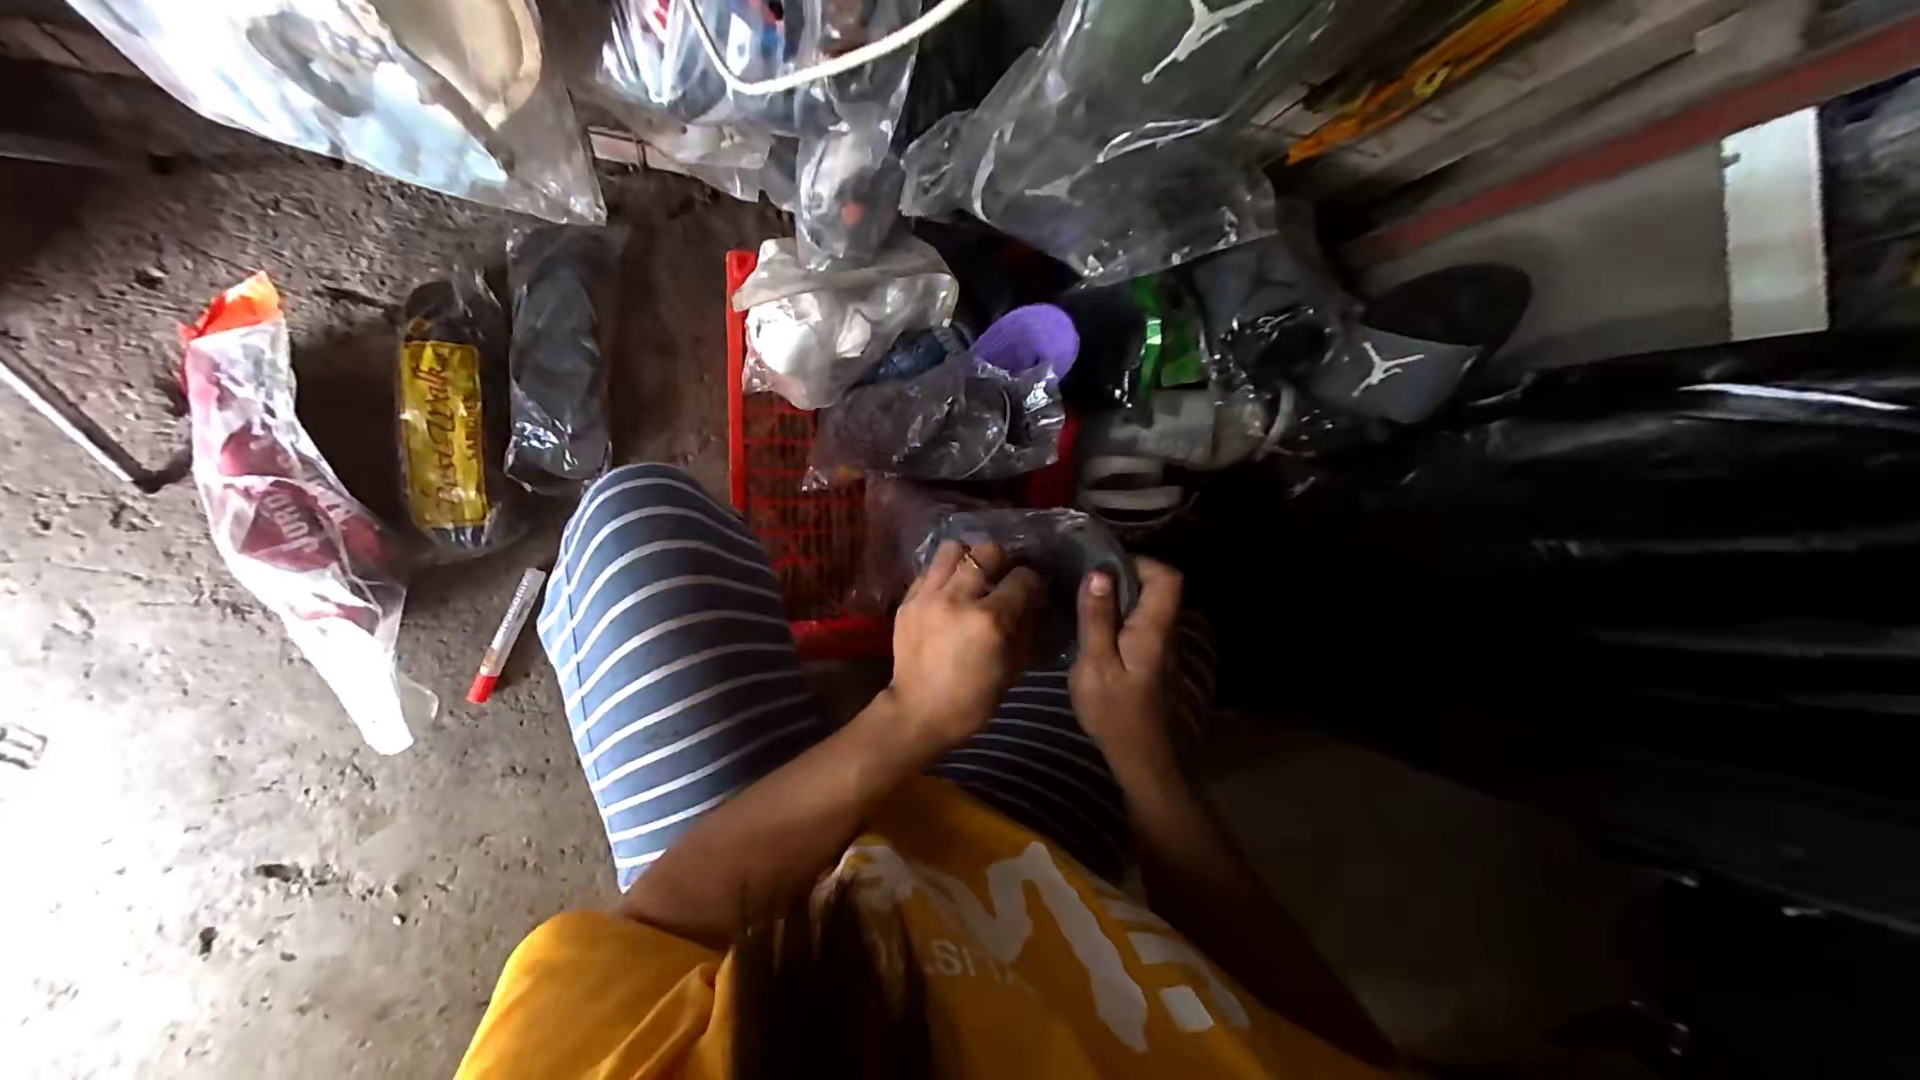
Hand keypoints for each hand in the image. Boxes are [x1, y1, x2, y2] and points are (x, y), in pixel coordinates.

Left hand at [884, 541, 1042, 756]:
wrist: (919, 712)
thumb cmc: (973, 699)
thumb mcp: (1013, 667)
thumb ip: (1027, 628)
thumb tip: (1036, 602)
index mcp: (990, 619)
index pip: (1023, 577)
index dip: (1032, 582)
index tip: (1031, 590)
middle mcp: (958, 598)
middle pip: (988, 552)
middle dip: (1002, 562)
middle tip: (1001, 578)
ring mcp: (928, 596)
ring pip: (953, 549)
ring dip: (968, 559)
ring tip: (971, 578)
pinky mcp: (908, 601)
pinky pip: (930, 570)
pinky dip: (943, 576)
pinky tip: (948, 594)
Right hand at [1071, 557, 1182, 769]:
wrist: (1142, 760)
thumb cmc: (1115, 713)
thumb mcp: (1096, 664)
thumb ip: (1098, 618)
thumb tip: (1099, 573)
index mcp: (1154, 629)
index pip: (1168, 578)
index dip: (1141, 562)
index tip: (1106, 566)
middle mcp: (1166, 634)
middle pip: (1159, 590)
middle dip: (1125, 578)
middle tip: (1087, 583)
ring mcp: (1162, 650)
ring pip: (1149, 609)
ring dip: (1121, 600)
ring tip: (1085, 603)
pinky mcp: (1154, 664)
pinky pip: (1141, 627)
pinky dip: (1121, 620)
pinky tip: (1094, 632)